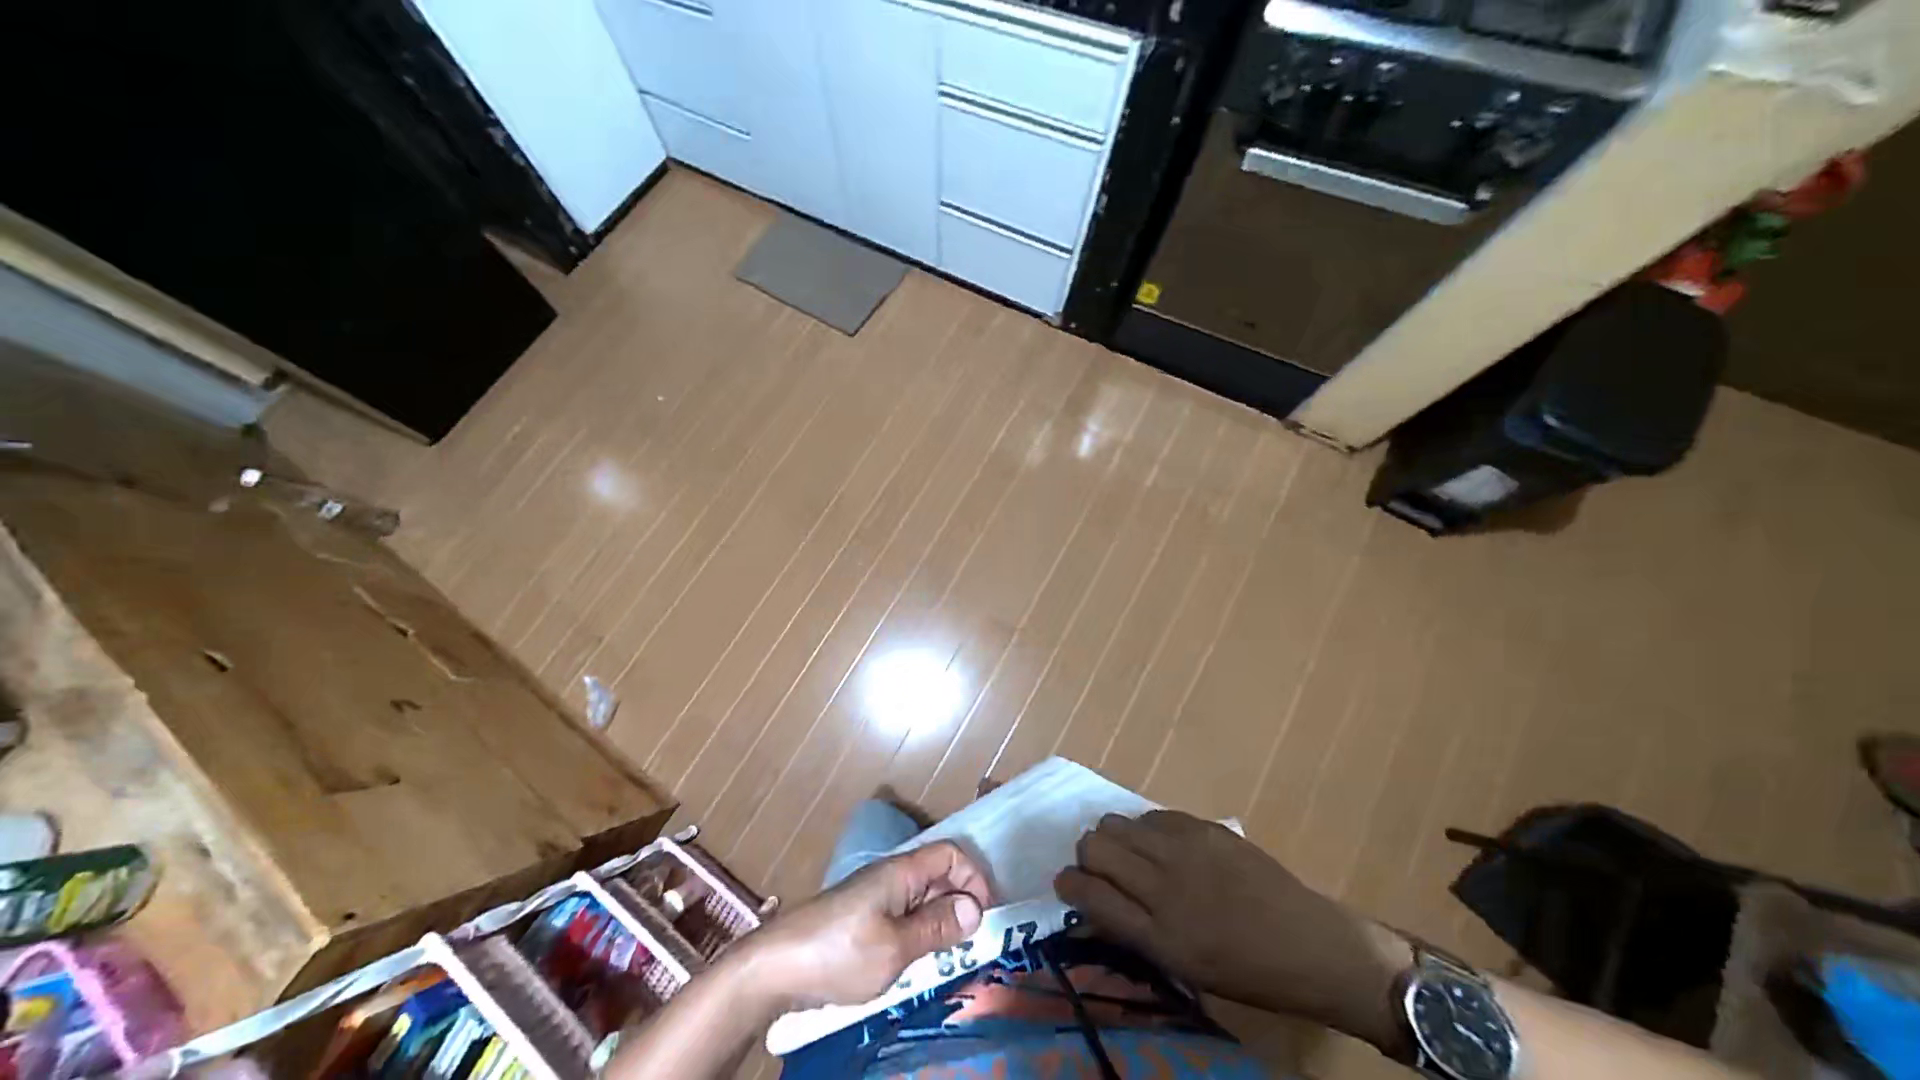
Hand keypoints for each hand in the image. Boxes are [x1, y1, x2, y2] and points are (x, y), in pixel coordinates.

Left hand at [735, 841, 991, 1014]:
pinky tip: (915, 964)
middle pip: (938, 876)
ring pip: (921, 899)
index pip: (950, 854)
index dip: (974, 878)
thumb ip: (936, 927)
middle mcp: (890, 876)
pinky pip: (903, 917)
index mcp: (900, 872)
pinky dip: (918, 935)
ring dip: (940, 924)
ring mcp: (874, 897)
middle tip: (969, 947)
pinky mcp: (862, 919)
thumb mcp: (895, 948)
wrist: (774, 967)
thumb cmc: (838, 953)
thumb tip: (976, 908)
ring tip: (946, 961)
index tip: (985, 917)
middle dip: (960, 905)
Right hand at [1054, 811, 1411, 1052]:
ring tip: (1132, 855)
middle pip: (1094, 847)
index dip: (1067, 885)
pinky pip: (1152, 816)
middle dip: (1087, 857)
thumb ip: (1132, 932)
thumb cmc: (1246, 972)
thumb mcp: (1182, 966)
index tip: (1067, 884)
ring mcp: (1185, 850)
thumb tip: (1091, 904)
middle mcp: (1164, 886)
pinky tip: (1163, 846)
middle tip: (1101, 869)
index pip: (1089, 895)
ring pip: (1117, 823)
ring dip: (1113, 838)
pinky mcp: (1204, 827)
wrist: (1310, 945)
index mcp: (1158, 934)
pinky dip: (1146, 829)